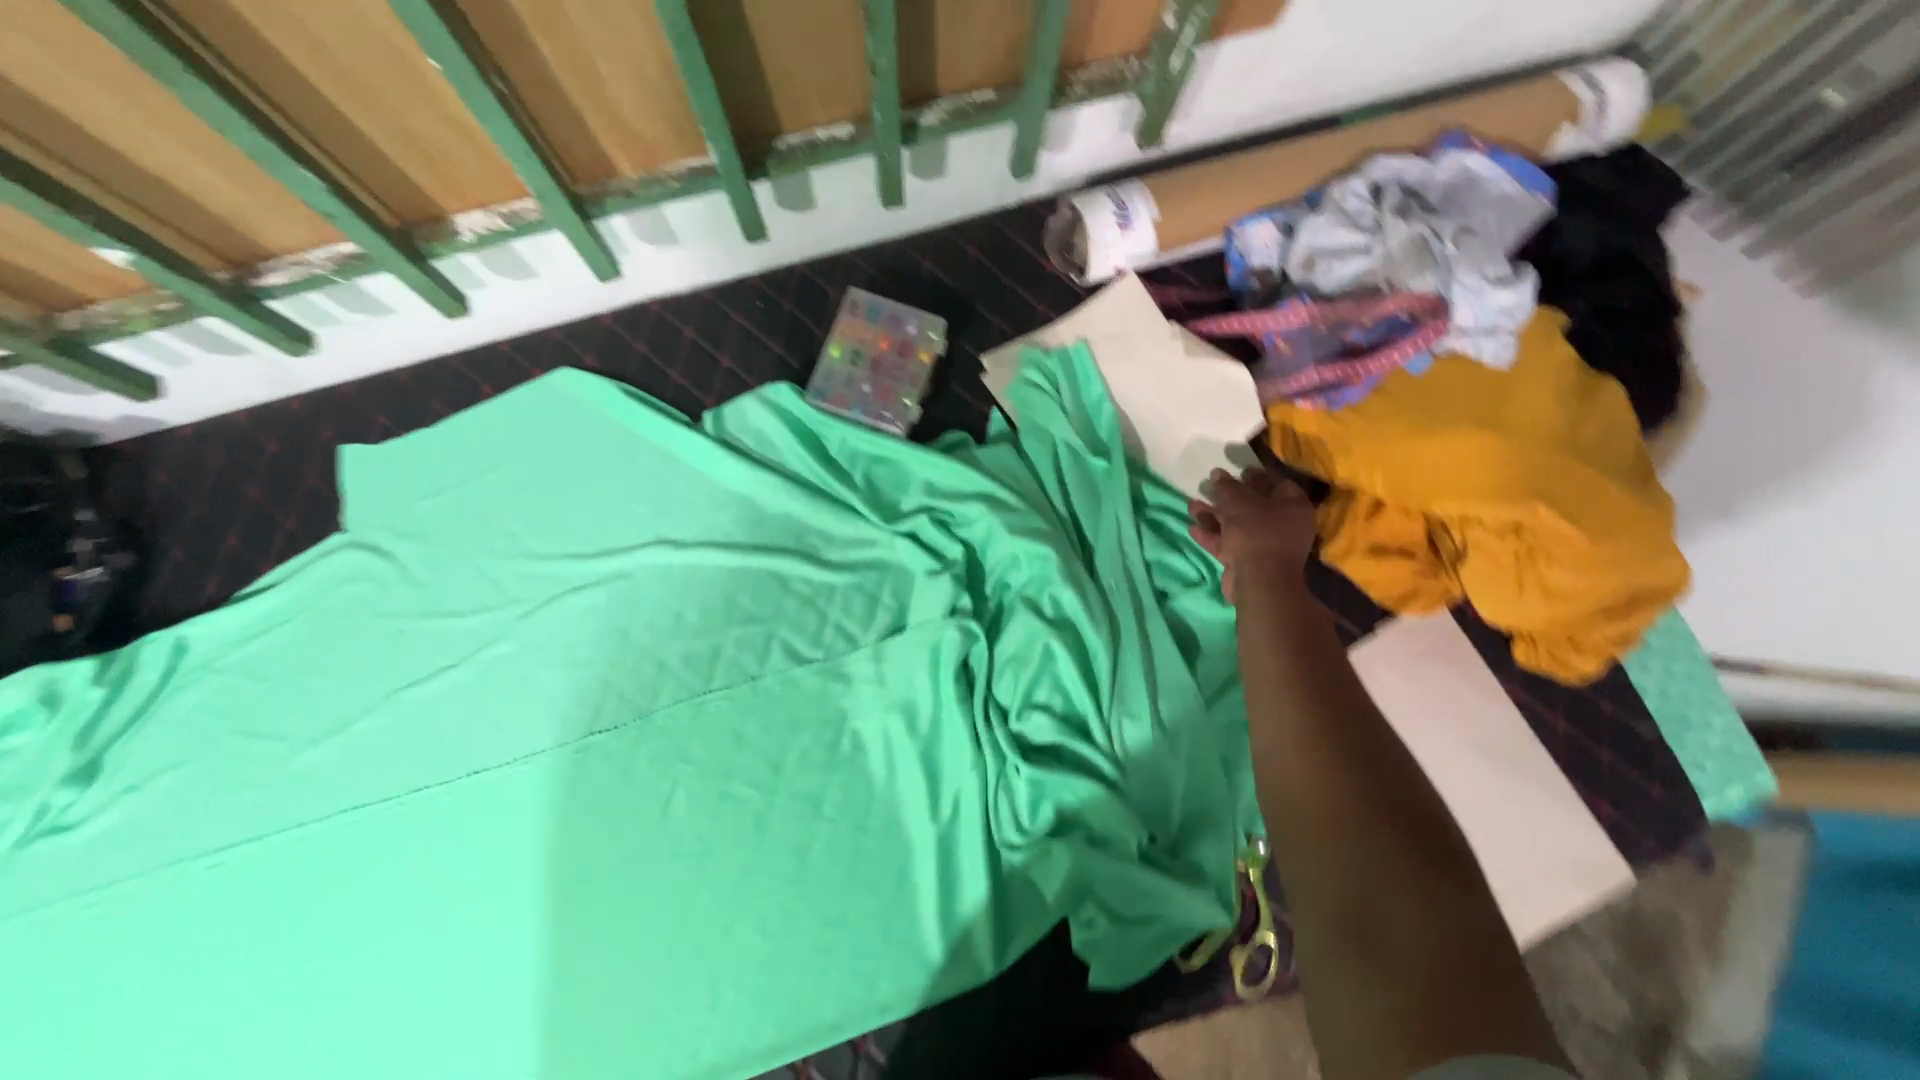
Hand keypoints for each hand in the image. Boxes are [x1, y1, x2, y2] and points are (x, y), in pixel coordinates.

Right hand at [1189, 467, 1316, 603]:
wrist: (1259, 582)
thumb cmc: (1256, 533)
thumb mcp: (1239, 503)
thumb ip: (1227, 487)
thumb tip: (1218, 473)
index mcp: (1293, 506)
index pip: (1277, 484)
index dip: (1256, 475)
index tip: (1236, 471)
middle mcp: (1283, 525)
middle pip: (1254, 505)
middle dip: (1228, 497)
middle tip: (1209, 487)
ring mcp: (1265, 545)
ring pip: (1237, 525)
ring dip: (1214, 516)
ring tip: (1192, 505)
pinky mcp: (1248, 561)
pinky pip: (1229, 543)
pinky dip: (1213, 535)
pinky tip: (1193, 528)